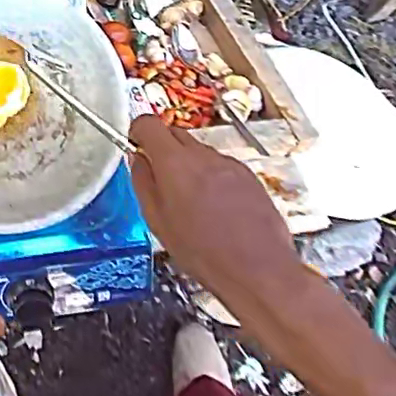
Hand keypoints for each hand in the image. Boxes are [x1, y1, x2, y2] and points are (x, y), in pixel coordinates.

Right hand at [128, 115, 303, 313]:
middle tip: (161, 177)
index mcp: (173, 161)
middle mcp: (202, 155)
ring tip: (193, 202)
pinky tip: (217, 209)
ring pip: (199, 152)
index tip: (136, 144)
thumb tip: (138, 160)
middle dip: (164, 148)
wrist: (259, 272)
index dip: (138, 131)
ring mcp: (228, 164)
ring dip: (190, 166)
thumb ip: (142, 181)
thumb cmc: (204, 252)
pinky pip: (221, 167)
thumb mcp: (156, 219)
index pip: (148, 122)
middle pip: (174, 133)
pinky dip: (213, 178)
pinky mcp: (249, 176)